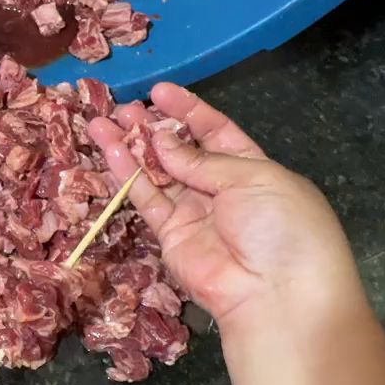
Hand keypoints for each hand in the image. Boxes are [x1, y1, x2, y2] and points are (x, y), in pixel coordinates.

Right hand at [87, 83, 362, 331]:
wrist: (274, 293)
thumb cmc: (281, 226)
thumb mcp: (252, 178)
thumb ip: (201, 160)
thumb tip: (162, 141)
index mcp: (253, 168)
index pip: (216, 132)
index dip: (189, 111)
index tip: (160, 91)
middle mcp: (220, 188)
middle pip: (180, 151)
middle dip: (153, 127)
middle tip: (125, 107)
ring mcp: (193, 212)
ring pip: (156, 172)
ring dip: (130, 147)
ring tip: (103, 122)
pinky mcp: (169, 234)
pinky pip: (145, 198)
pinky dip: (127, 175)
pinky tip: (110, 150)